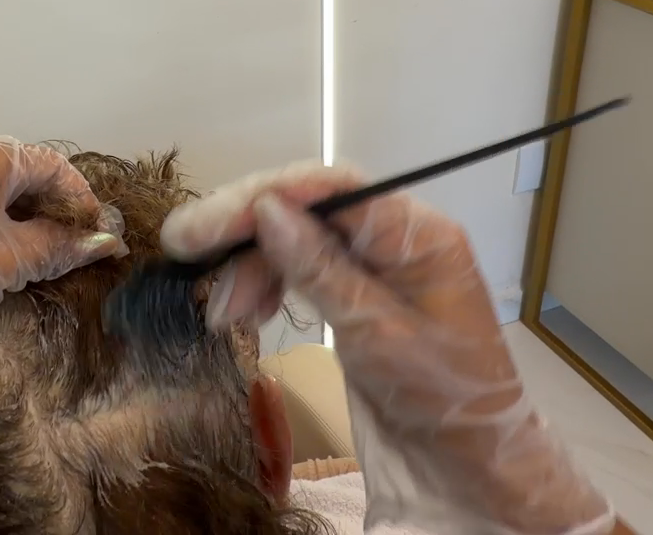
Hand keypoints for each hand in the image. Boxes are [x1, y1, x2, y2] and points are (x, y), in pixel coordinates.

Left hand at [0, 137, 124, 462]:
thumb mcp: (12, 258)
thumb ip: (61, 245)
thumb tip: (108, 242)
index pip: (50, 164)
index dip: (81, 196)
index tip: (98, 231)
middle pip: (25, 172)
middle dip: (55, 207)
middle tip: (78, 243)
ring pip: (0, 188)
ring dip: (29, 216)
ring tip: (50, 251)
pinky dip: (1, 220)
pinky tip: (12, 250)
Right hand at [162, 162, 614, 534]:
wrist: (470, 465)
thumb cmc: (439, 399)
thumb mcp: (375, 332)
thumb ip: (319, 266)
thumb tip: (265, 207)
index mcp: (414, 231)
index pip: (329, 188)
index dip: (264, 195)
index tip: (211, 220)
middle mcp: (390, 230)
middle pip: (302, 203)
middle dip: (242, 225)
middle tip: (183, 242)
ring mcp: (370, 254)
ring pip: (291, 232)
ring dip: (248, 263)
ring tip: (221, 310)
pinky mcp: (351, 279)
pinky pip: (296, 260)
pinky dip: (265, 280)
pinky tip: (245, 309)